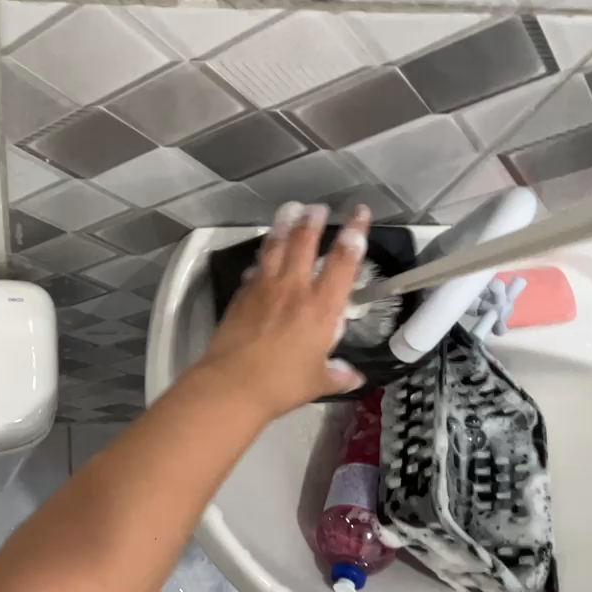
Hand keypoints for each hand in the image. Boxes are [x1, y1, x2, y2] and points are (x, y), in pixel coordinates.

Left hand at [191, 202, 369, 419]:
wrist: (232, 383)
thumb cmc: (281, 384)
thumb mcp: (318, 382)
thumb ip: (337, 375)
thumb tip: (352, 377)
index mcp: (322, 306)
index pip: (344, 260)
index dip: (355, 232)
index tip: (359, 213)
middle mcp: (294, 289)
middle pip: (305, 242)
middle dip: (313, 220)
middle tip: (317, 207)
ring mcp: (264, 288)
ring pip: (275, 246)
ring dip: (283, 225)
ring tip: (289, 210)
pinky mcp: (241, 295)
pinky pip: (254, 269)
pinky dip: (260, 259)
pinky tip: (260, 257)